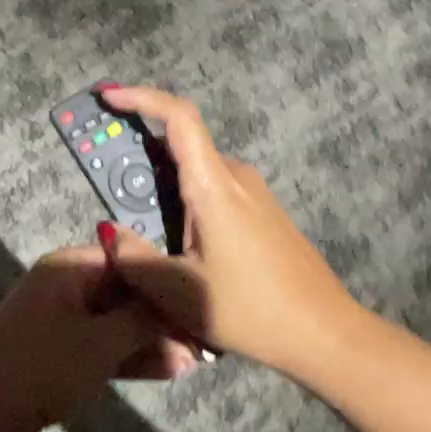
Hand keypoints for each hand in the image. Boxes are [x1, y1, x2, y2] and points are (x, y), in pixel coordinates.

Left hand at [0, 244, 195, 431]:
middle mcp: (64, 285)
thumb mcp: (100, 342)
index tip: (200, 299)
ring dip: (151, 339)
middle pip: (121, 290)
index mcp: (68, 266)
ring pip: (114, 322)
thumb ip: (142, 321)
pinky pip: (102, 346)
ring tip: (196, 360)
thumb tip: (180, 305)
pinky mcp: (58, 354)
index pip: (124, 257)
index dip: (161, 277)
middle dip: (160, 314)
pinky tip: (169, 371)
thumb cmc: (42, 366)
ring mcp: (59, 320)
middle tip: (205, 338)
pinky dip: (130, 356)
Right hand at [98, 86, 364, 372]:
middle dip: (138, 150)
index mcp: (214, 187)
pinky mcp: (262, 213)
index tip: (107, 97)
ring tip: (134, 218)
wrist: (327, 334)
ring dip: (161, 182)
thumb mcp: (178, 294)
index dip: (140, 98)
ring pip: (196, 171)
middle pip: (181, 144)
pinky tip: (175, 240)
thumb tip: (107, 231)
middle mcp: (235, 177)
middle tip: (103, 174)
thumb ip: (134, 259)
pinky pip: (213, 190)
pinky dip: (183, 199)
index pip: (178, 117)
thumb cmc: (252, 310)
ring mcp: (253, 193)